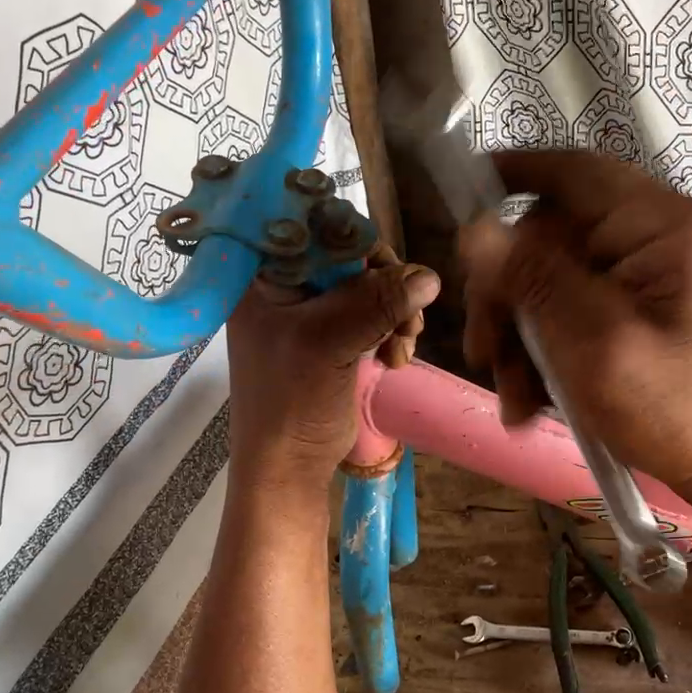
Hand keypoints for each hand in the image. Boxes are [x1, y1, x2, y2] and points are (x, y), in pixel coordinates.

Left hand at [226, 243, 439, 482]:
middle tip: (405, 316)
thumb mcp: (330, 346)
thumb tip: (428, 277)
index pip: (312, 226)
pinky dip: (393, 328)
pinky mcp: (334, 331)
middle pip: (349, 252)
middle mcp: (285, 281)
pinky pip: (375, 310)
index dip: (353, 239)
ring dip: (396, 309)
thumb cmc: (290, 403)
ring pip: (369, 281)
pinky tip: (397, 357)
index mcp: (262, 274)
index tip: (385, 269)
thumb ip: (376, 305)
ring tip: (402, 346)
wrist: (289, 466)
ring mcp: (312, 307)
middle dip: (385, 283)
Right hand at [458, 151, 691, 506]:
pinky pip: (575, 309)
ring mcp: (652, 273)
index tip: (458, 193)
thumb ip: (534, 279)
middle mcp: (661, 236)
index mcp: (666, 226)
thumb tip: (477, 228)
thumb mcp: (597, 343)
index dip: (512, 174)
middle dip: (508, 294)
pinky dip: (546, 349)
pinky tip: (531, 399)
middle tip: (482, 351)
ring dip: (521, 334)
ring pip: (554, 278)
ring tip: (511, 395)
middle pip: (553, 236)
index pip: (576, 172)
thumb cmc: (677, 410)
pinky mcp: (642, 308)